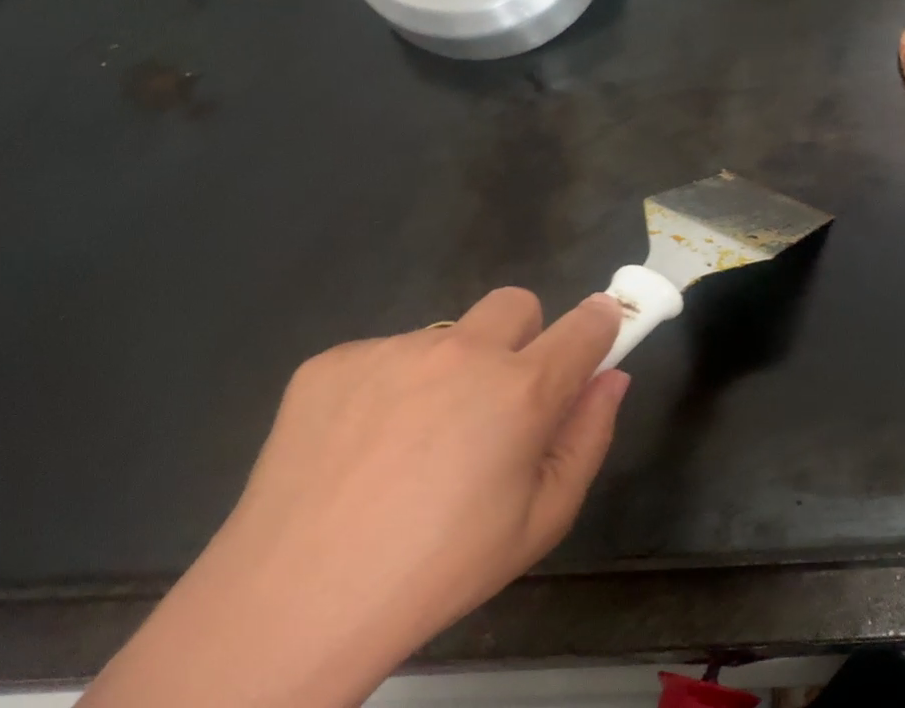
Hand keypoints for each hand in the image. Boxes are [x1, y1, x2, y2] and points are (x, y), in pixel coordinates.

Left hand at [81, 289, 628, 707]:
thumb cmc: (441, 568)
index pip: (587, 322)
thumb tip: (610, 379)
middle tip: (498, 405)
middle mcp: (461, 352)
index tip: (596, 344)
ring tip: (413, 446)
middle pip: (516, 304)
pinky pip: (385, 356)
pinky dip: (390, 387)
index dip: (601, 325)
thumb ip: (588, 437)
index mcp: (522, 390)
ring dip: (451, 371)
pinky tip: (364, 448)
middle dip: (523, 341)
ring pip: (446, 335)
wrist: (295, 601)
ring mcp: (390, 351)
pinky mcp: (331, 362)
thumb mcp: (543, 519)